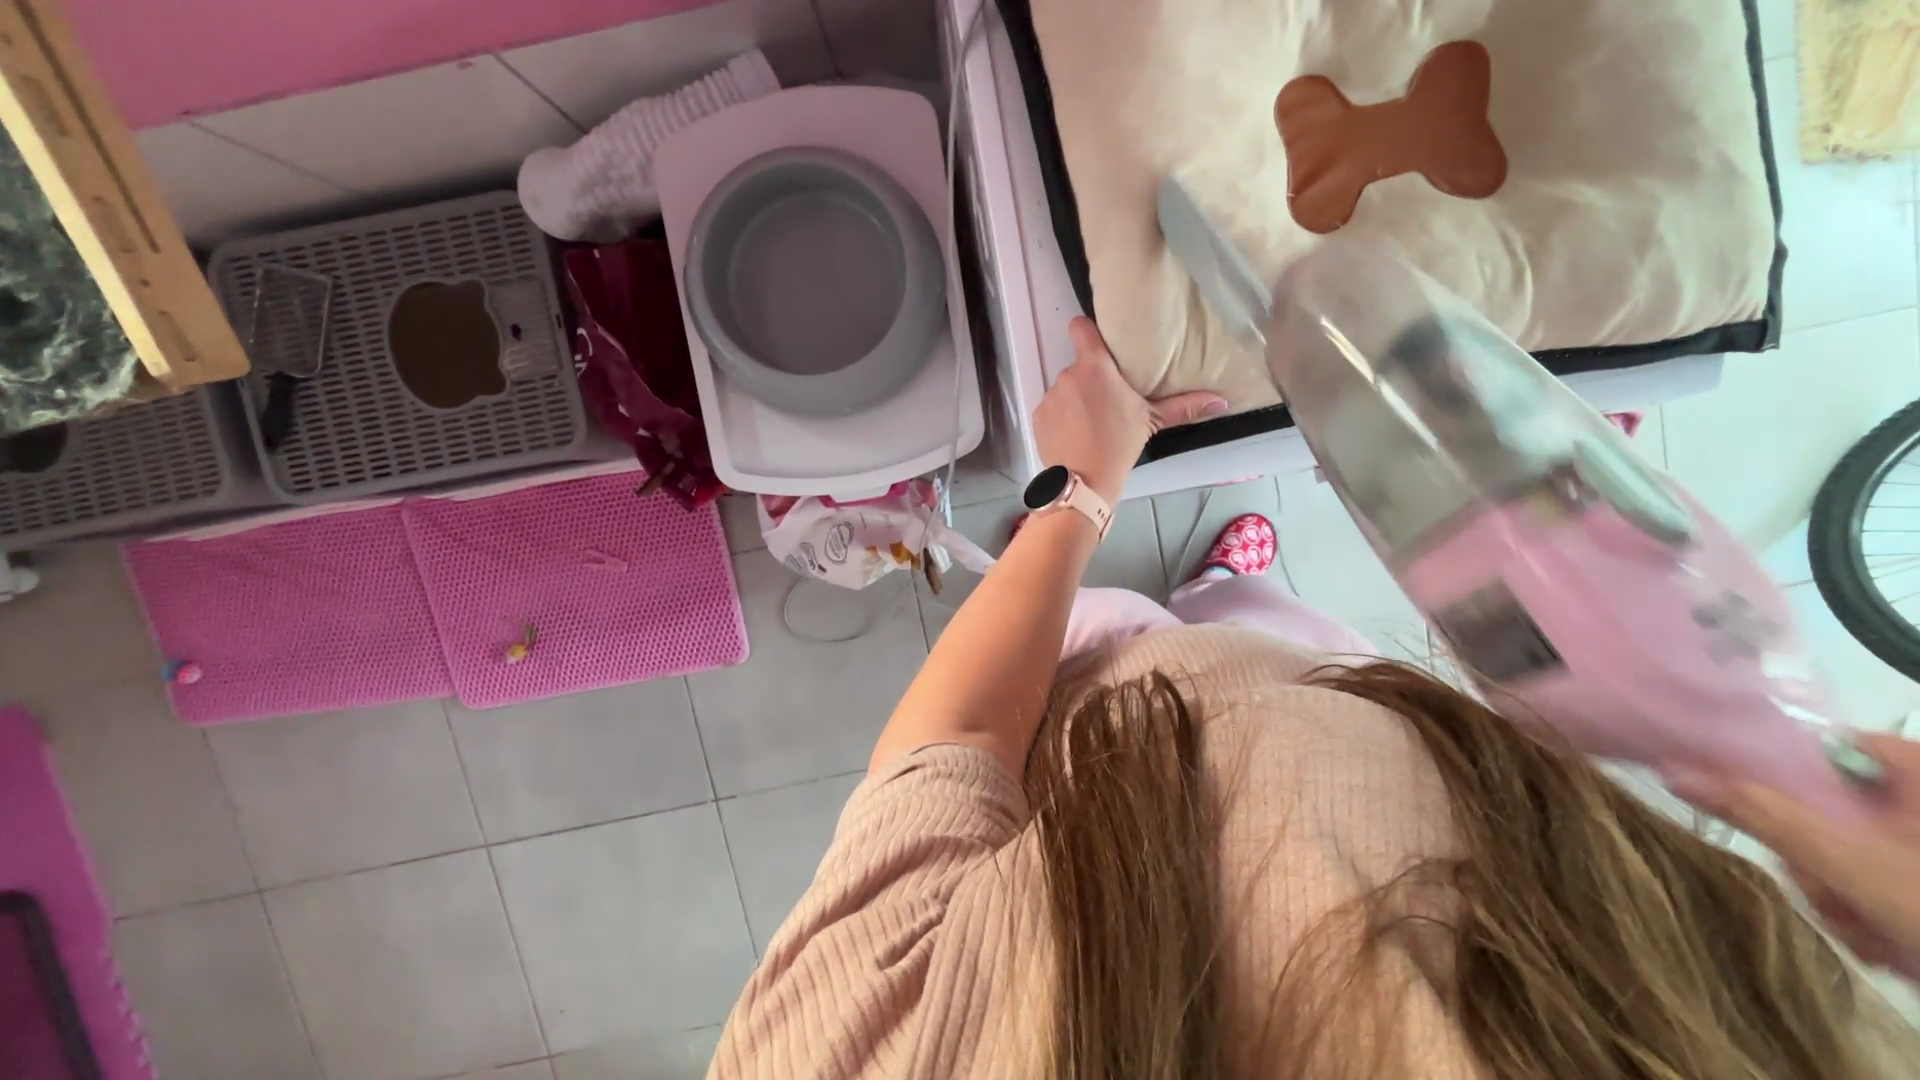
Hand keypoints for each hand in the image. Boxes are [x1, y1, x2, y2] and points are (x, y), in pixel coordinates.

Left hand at [1033, 318, 1227, 502]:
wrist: (1084, 481)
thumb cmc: (1120, 445)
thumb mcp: (1152, 421)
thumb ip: (1185, 405)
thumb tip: (1223, 401)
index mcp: (1095, 367)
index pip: (1080, 328)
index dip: (1086, 330)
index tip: (1097, 340)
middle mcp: (1068, 375)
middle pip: (1079, 366)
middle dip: (1091, 380)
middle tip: (1108, 402)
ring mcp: (1050, 396)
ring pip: (1066, 390)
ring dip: (1076, 400)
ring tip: (1091, 424)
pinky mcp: (1038, 416)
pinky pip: (1052, 410)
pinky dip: (1061, 419)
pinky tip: (1074, 436)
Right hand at [1673, 734, 1919, 977]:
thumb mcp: (1842, 859)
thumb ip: (1756, 811)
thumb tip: (1674, 772)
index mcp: (1916, 770)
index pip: (1822, 748)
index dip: (1781, 774)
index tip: (1763, 810)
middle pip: (1829, 806)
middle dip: (1816, 859)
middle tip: (1830, 890)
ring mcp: (1919, 840)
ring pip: (1845, 847)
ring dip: (1838, 891)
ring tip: (1867, 925)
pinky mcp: (1916, 874)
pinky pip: (1874, 874)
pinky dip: (1868, 906)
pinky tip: (1884, 934)